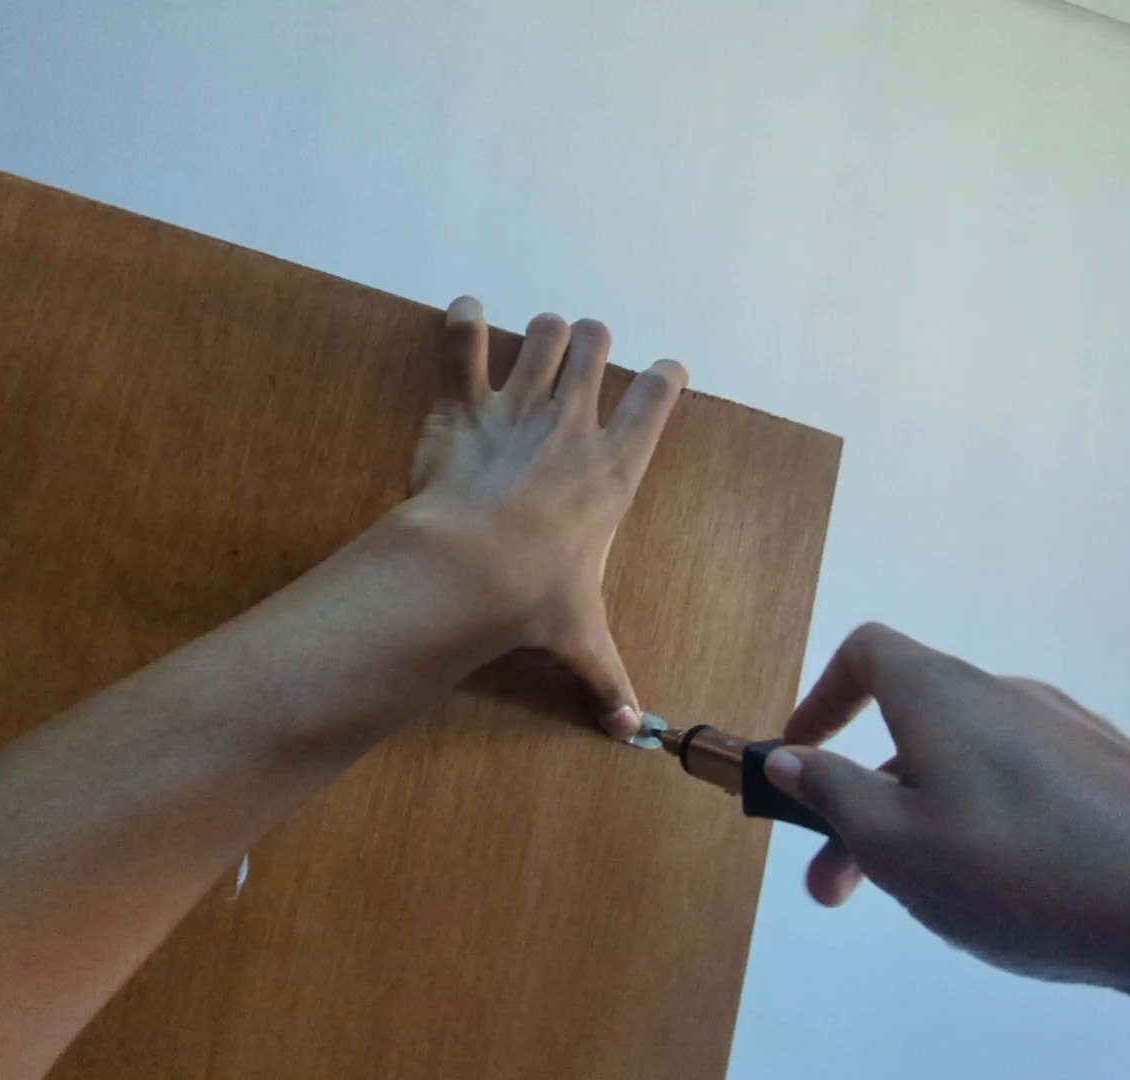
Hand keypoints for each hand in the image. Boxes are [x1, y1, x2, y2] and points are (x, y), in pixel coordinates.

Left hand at [403, 296, 687, 739]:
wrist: (470, 571)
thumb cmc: (537, 598)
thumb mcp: (581, 638)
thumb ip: (608, 679)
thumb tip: (632, 737)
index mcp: (613, 468)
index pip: (657, 399)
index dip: (666, 378)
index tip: (666, 372)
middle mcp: (574, 423)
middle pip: (596, 347)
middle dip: (594, 344)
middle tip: (583, 358)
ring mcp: (520, 405)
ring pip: (545, 335)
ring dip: (544, 334)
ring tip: (536, 343)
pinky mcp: (466, 404)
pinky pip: (463, 343)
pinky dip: (462, 323)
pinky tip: (464, 312)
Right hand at [764, 623, 1129, 988]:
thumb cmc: (1019, 867)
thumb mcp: (893, 841)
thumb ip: (830, 792)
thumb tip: (788, 757)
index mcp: (941, 692)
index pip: (864, 653)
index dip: (822, 696)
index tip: (803, 753)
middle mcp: (1001, 694)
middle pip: (907, 728)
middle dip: (860, 801)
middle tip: (835, 883)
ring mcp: (1067, 734)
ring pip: (963, 766)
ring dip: (921, 821)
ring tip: (924, 901)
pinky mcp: (1118, 778)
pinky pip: (1021, 787)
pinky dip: (985, 823)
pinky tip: (1011, 893)